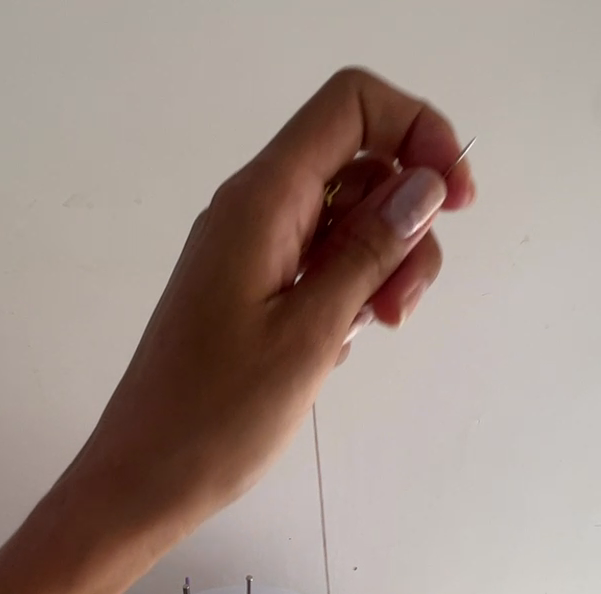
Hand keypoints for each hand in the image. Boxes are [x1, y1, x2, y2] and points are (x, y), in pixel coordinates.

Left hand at [64, 67, 476, 533]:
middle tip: (405, 305)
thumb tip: (423, 185)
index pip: (352, 108)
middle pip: (355, 170)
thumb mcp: (310, 333)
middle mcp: (251, 215)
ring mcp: (246, 258)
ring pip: (340, 225)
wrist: (144, 479)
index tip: (456, 201)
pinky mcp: (245, 299)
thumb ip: (369, 253)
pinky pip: (313, 270)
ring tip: (377, 331)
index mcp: (260, 202)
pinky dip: (344, 295)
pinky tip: (340, 347)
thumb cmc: (217, 417)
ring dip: (380, 266)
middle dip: (404, 221)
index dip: (417, 131)